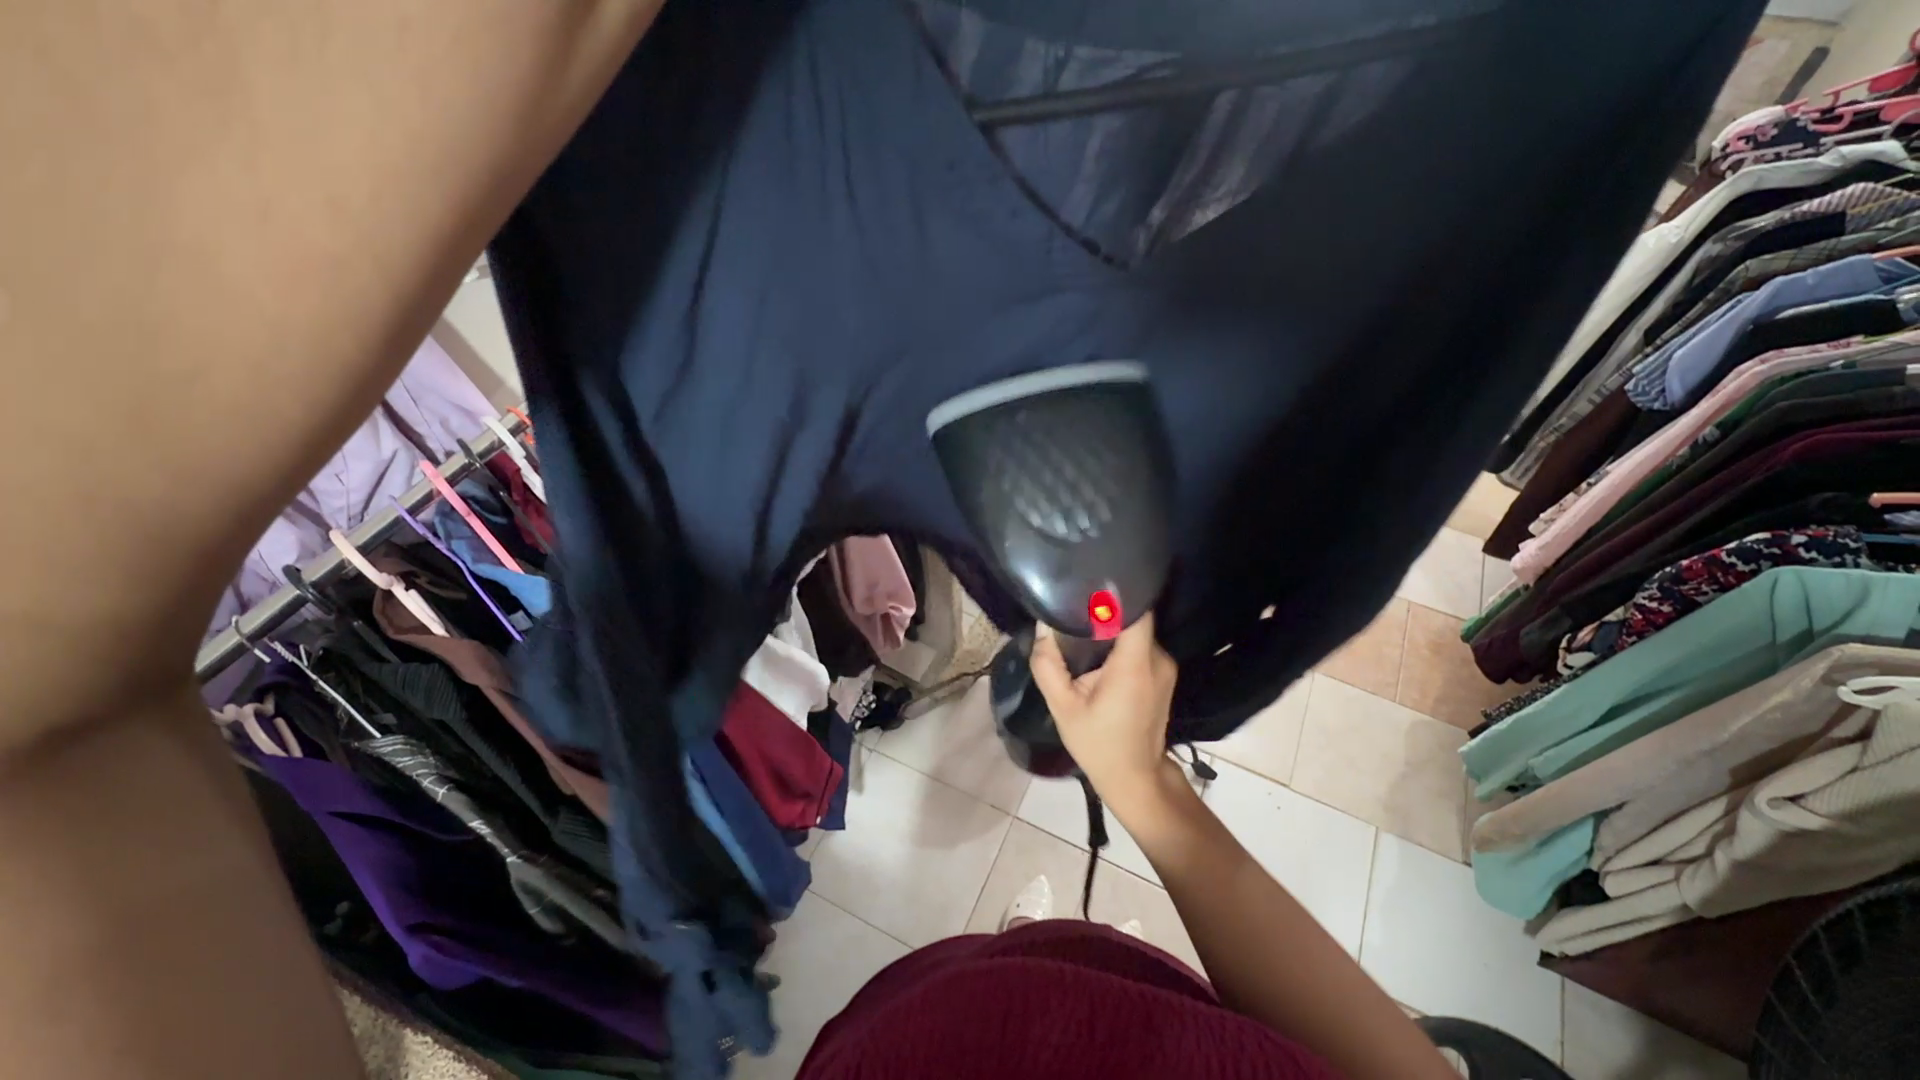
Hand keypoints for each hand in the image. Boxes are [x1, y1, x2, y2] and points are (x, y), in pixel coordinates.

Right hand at [1028, 614, 1181, 809]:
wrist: (1134, 777)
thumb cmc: (1098, 744)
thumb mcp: (1063, 707)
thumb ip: (1048, 665)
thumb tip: (1042, 628)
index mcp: (1134, 665)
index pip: (1135, 612)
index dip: (1114, 596)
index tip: (1087, 589)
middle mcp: (1158, 659)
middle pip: (1133, 620)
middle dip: (1106, 616)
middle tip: (1073, 613)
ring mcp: (1166, 667)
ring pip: (1137, 633)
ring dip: (1113, 633)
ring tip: (1082, 636)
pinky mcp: (1165, 674)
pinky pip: (1142, 647)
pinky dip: (1122, 647)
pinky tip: (1099, 657)